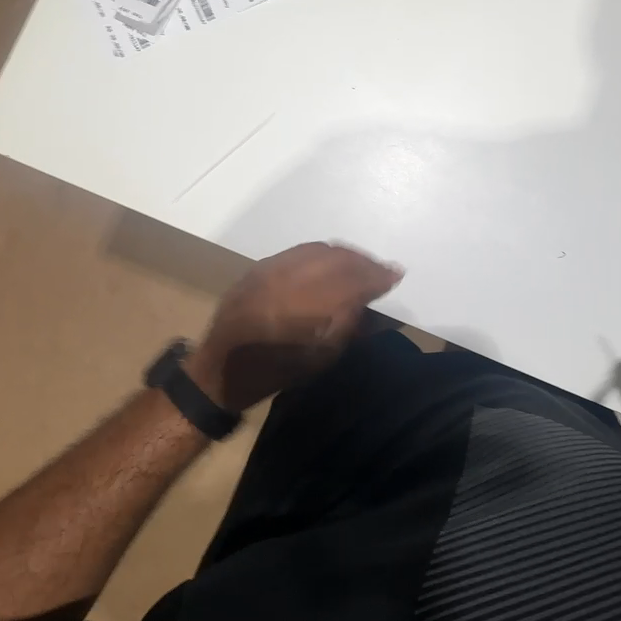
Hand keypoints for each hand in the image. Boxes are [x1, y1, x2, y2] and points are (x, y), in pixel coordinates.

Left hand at [183, 242, 403, 411]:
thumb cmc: (278, 371)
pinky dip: (321, 254)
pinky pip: (298, 251)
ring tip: (360, 264)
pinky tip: (330, 262)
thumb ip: (350, 324)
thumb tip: (373, 300)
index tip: (396, 275)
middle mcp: (289, 281)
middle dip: (365, 262)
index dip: (379, 275)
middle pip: (339, 259)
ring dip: (345, 255)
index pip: (354, 280)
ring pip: (319, 249)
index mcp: (307, 309)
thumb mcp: (323, 356)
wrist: (223, 369)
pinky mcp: (259, 267)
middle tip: (382, 270)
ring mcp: (271, 270)